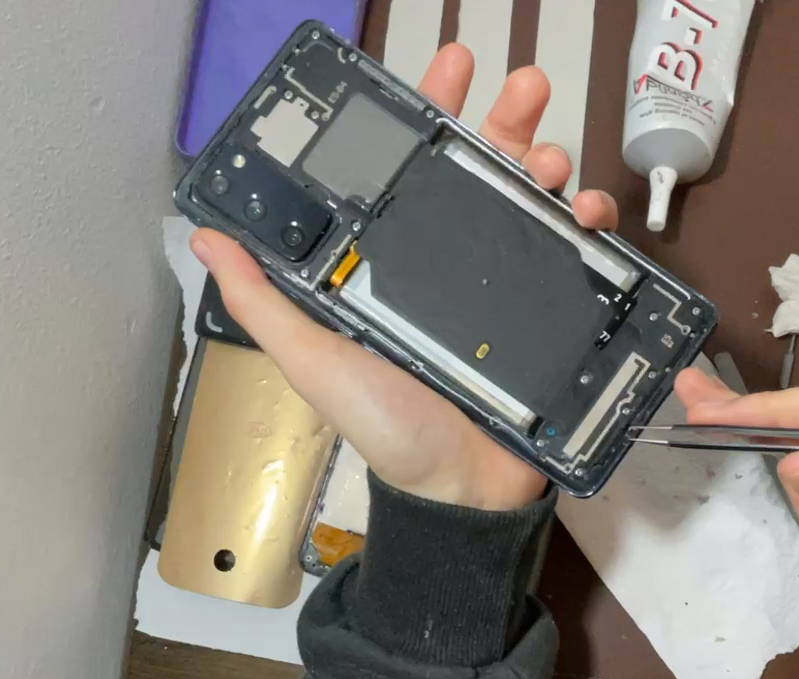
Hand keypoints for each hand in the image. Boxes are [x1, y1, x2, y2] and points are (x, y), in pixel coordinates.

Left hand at [190, 46, 620, 511]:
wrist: (464, 488)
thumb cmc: (390, 429)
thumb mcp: (317, 363)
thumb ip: (267, 306)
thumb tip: (210, 238)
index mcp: (390, 271)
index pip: (405, 178)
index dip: (424, 121)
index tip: (446, 70)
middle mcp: (444, 272)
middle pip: (474, 179)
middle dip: (501, 123)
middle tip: (525, 86)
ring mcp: (498, 293)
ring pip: (527, 208)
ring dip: (546, 165)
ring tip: (555, 156)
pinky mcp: (541, 318)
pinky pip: (569, 260)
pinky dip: (586, 227)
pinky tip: (588, 213)